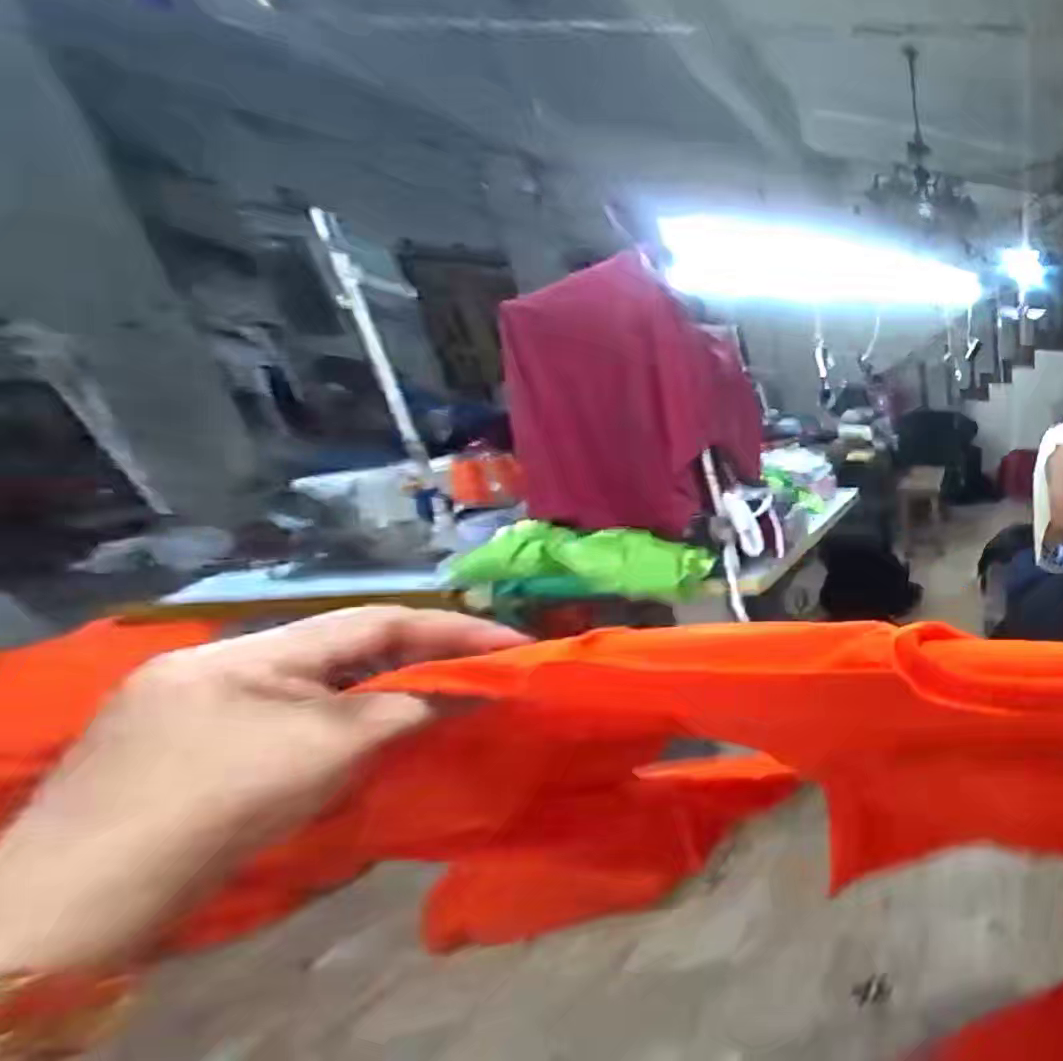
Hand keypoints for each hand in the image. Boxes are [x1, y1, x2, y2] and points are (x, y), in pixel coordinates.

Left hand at [0, 607, 526, 969]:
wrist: (80, 908)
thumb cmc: (222, 801)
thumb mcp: (337, 744)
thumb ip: (417, 704)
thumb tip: (482, 688)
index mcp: (247, 652)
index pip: (375, 621)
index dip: (454, 628)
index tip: (515, 643)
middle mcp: (219, 666)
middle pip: (349, 648)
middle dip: (424, 656)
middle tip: (488, 669)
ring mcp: (198, 708)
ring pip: (325, 682)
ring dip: (391, 687)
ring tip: (449, 696)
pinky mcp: (193, 749)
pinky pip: (299, 714)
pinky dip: (352, 716)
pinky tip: (380, 730)